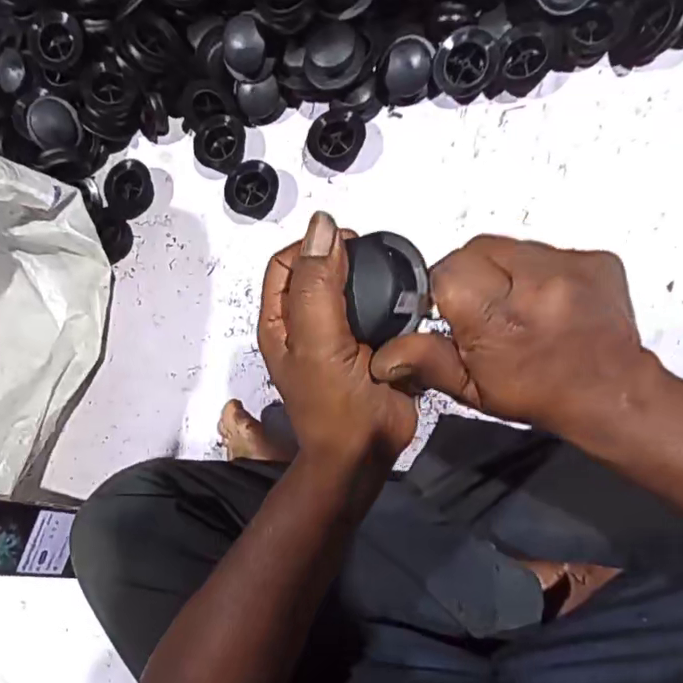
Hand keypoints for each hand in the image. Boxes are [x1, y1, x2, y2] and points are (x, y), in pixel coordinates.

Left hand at [259, 212, 417, 466]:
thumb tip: (321, 230)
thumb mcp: (316, 343)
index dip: (313, 246)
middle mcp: (307, 325)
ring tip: (388, 294)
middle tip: (370, 270)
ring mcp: (340, 335)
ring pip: (355, 288)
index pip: (288, 261)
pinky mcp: (371, 345)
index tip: (345, 247)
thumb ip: (315, 285)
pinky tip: (401, 312)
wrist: (366, 451)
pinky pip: (382, 310)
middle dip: (347, 261)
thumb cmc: (333, 412)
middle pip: (321, 269)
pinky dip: (392, 305)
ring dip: (374, 285)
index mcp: (281, 322)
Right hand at [371, 235, 666, 437]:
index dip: (442, 288)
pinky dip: (539, 272)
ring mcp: (570, 268)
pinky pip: (548, 250)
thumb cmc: (542, 395)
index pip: (448, 270)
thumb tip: (386, 357)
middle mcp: (536, 286)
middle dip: (471, 274)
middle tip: (484, 310)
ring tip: (519, 308)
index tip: (451, 310)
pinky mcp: (594, 259)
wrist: (609, 394)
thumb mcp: (474, 390)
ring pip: (512, 245)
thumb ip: (427, 363)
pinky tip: (545, 302)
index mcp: (499, 320)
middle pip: (477, 248)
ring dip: (505, 271)